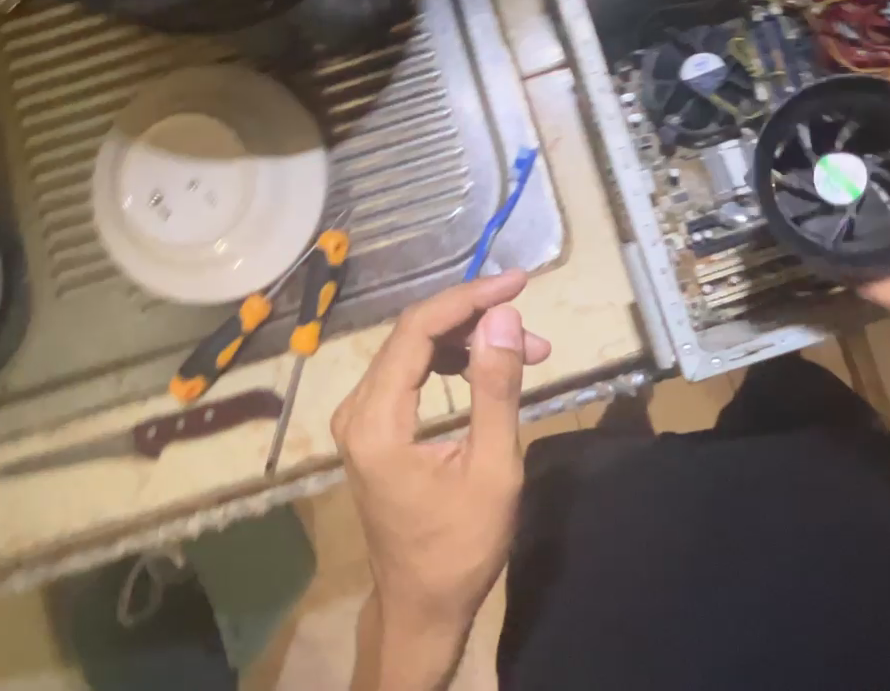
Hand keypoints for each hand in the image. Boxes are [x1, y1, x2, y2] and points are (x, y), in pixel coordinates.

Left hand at [332, 271, 551, 687]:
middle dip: (475, 320)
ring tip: (526, 351)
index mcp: (377, 421)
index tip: (518, 283)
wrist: (421, 607)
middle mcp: (357, 409)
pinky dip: (451, 362)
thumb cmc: (460, 547)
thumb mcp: (492, 468)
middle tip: (533, 330)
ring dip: (468, 341)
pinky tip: (488, 368)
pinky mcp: (372, 427)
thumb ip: (496, 389)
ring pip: (414, 350)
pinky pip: (410, 373)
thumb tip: (504, 317)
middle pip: (413, 334)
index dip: (468, 298)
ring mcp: (360, 418)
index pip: (417, 330)